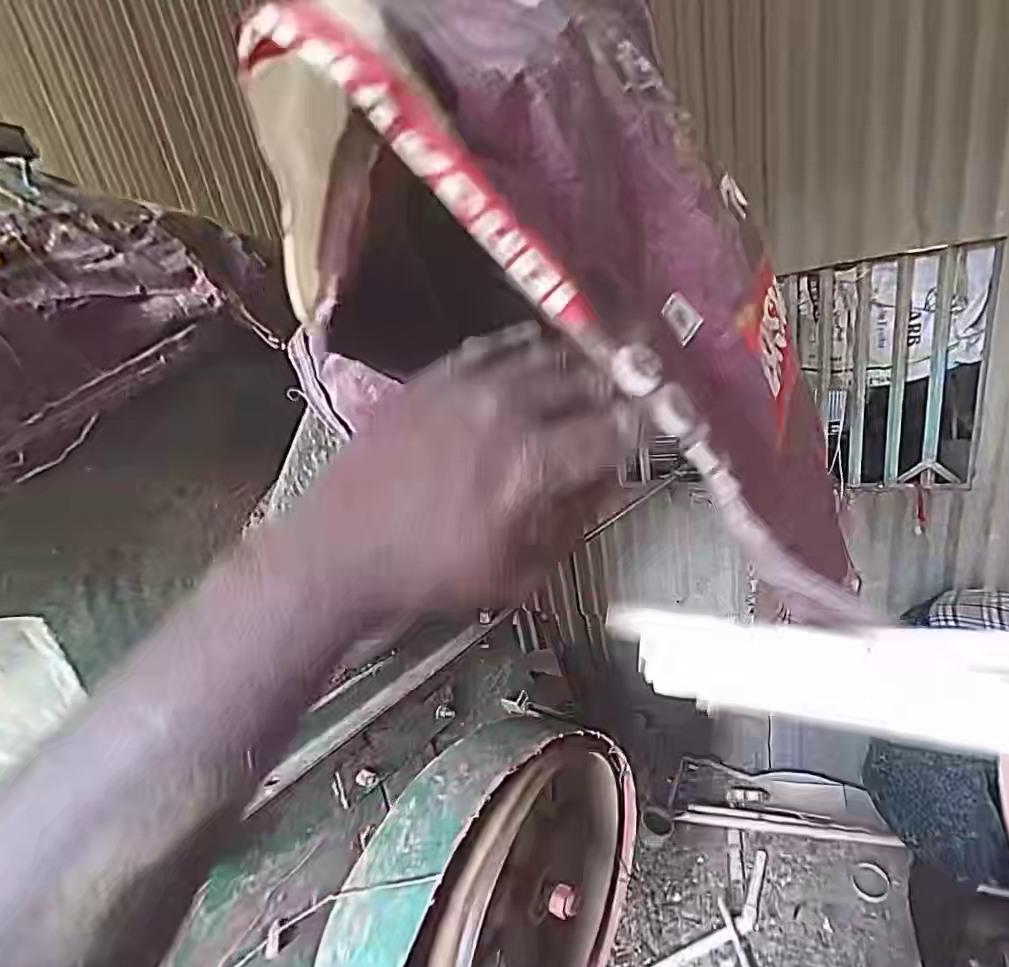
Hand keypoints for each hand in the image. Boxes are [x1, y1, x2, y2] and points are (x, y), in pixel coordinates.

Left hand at [283, 323, 632, 616]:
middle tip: (642, 386)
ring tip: (601, 363)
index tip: (668, 420)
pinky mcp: (431, 379)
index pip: (615, 431)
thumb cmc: (431, 575)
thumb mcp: (519, 570)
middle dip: (623, 385)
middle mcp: (506, 411)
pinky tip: (537, 354)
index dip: (650, 424)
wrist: (340, 553)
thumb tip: (614, 483)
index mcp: (534, 464)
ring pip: (543, 356)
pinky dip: (525, 350)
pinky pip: (492, 349)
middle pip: (586, 382)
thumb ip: (576, 519)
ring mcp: (465, 387)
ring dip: (580, 363)